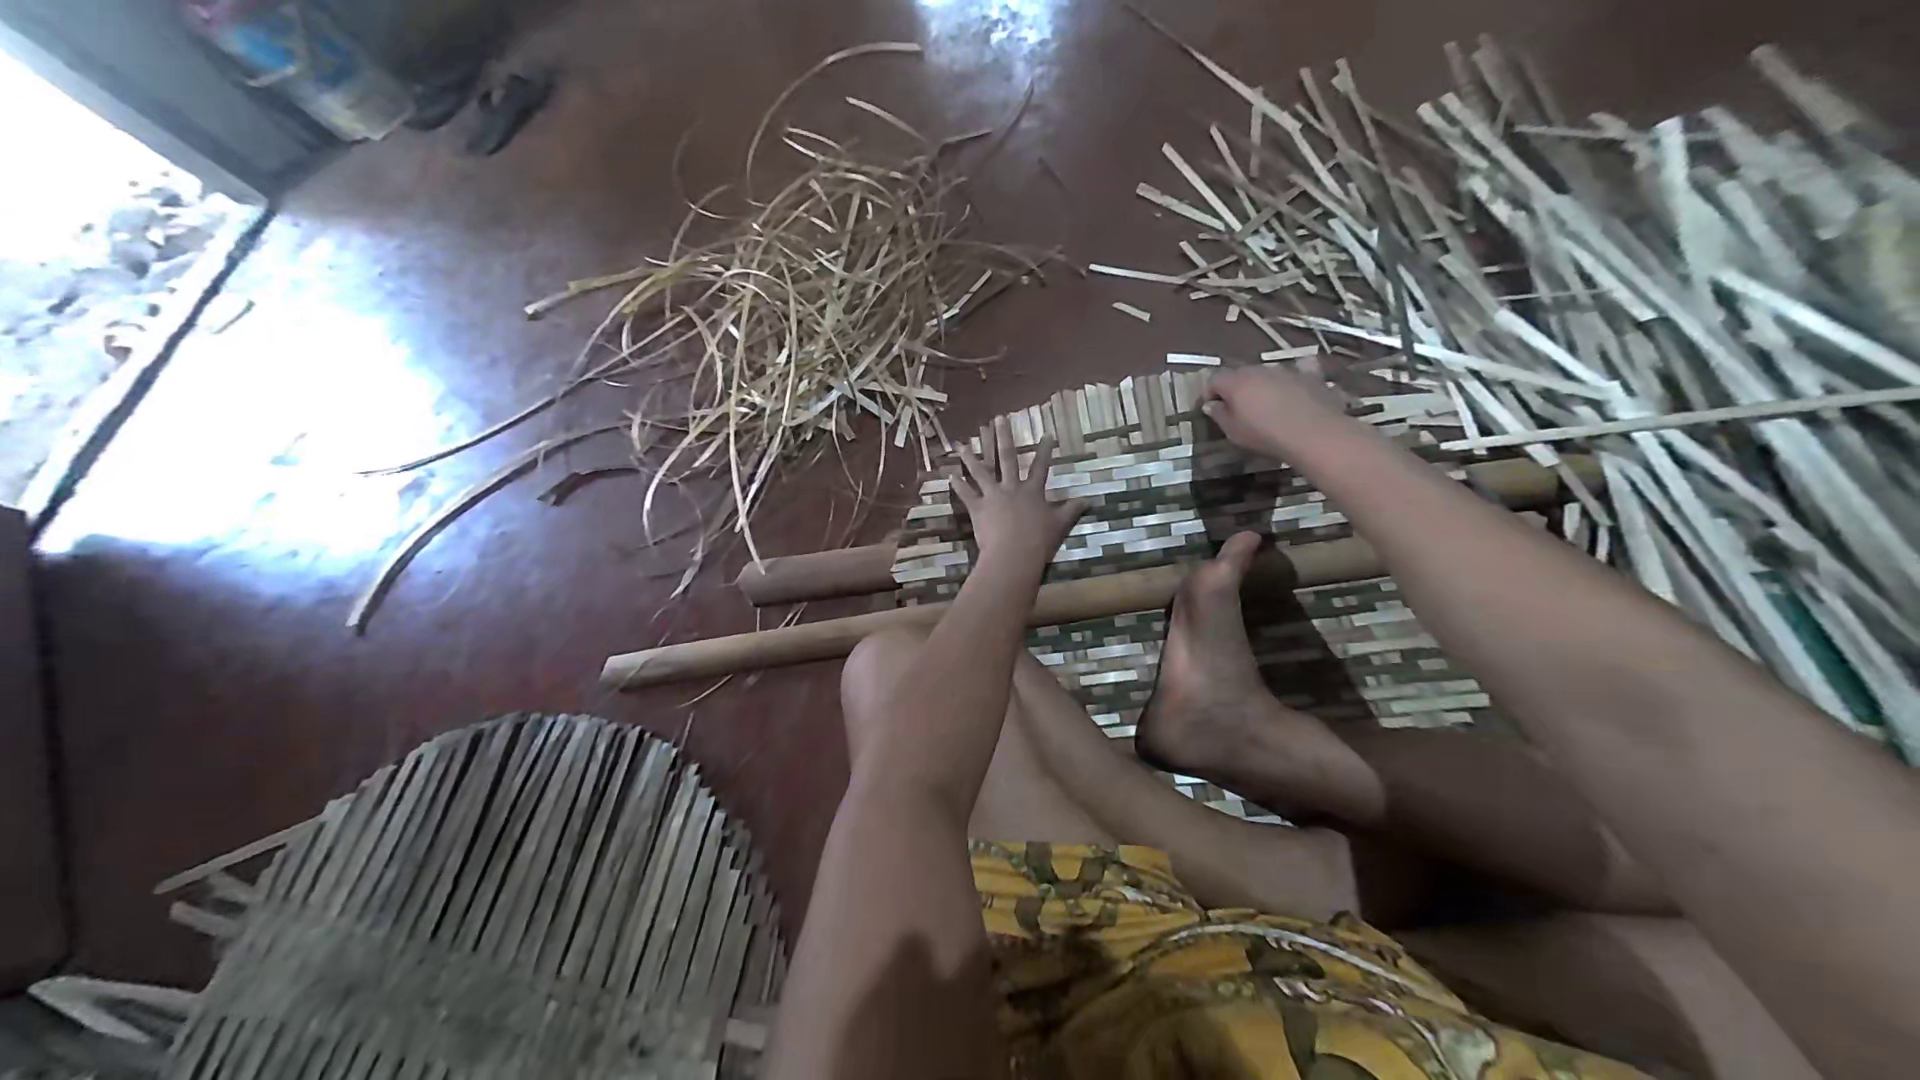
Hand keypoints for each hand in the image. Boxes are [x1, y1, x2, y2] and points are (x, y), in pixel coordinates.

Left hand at [953, 418, 1087, 569]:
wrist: (1014, 554)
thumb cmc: (1039, 541)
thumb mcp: (1060, 525)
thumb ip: (1072, 510)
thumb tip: (1089, 500)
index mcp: (1032, 491)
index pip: (1041, 466)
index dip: (1045, 450)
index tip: (1046, 434)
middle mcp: (1012, 488)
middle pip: (1007, 458)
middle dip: (1003, 437)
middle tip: (999, 419)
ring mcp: (992, 496)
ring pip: (980, 472)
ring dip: (970, 457)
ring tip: (962, 444)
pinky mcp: (977, 508)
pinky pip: (966, 495)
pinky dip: (958, 486)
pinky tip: (950, 476)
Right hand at [1202, 363, 1346, 456]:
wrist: (1313, 432)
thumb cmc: (1265, 434)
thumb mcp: (1233, 431)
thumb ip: (1219, 415)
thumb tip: (1210, 404)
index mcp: (1236, 382)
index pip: (1214, 378)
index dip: (1210, 392)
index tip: (1212, 407)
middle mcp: (1259, 369)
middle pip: (1241, 373)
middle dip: (1236, 387)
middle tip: (1239, 407)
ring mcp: (1286, 369)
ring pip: (1267, 373)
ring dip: (1263, 384)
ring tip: (1268, 403)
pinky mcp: (1310, 375)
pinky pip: (1299, 369)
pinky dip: (1294, 376)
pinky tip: (1297, 385)